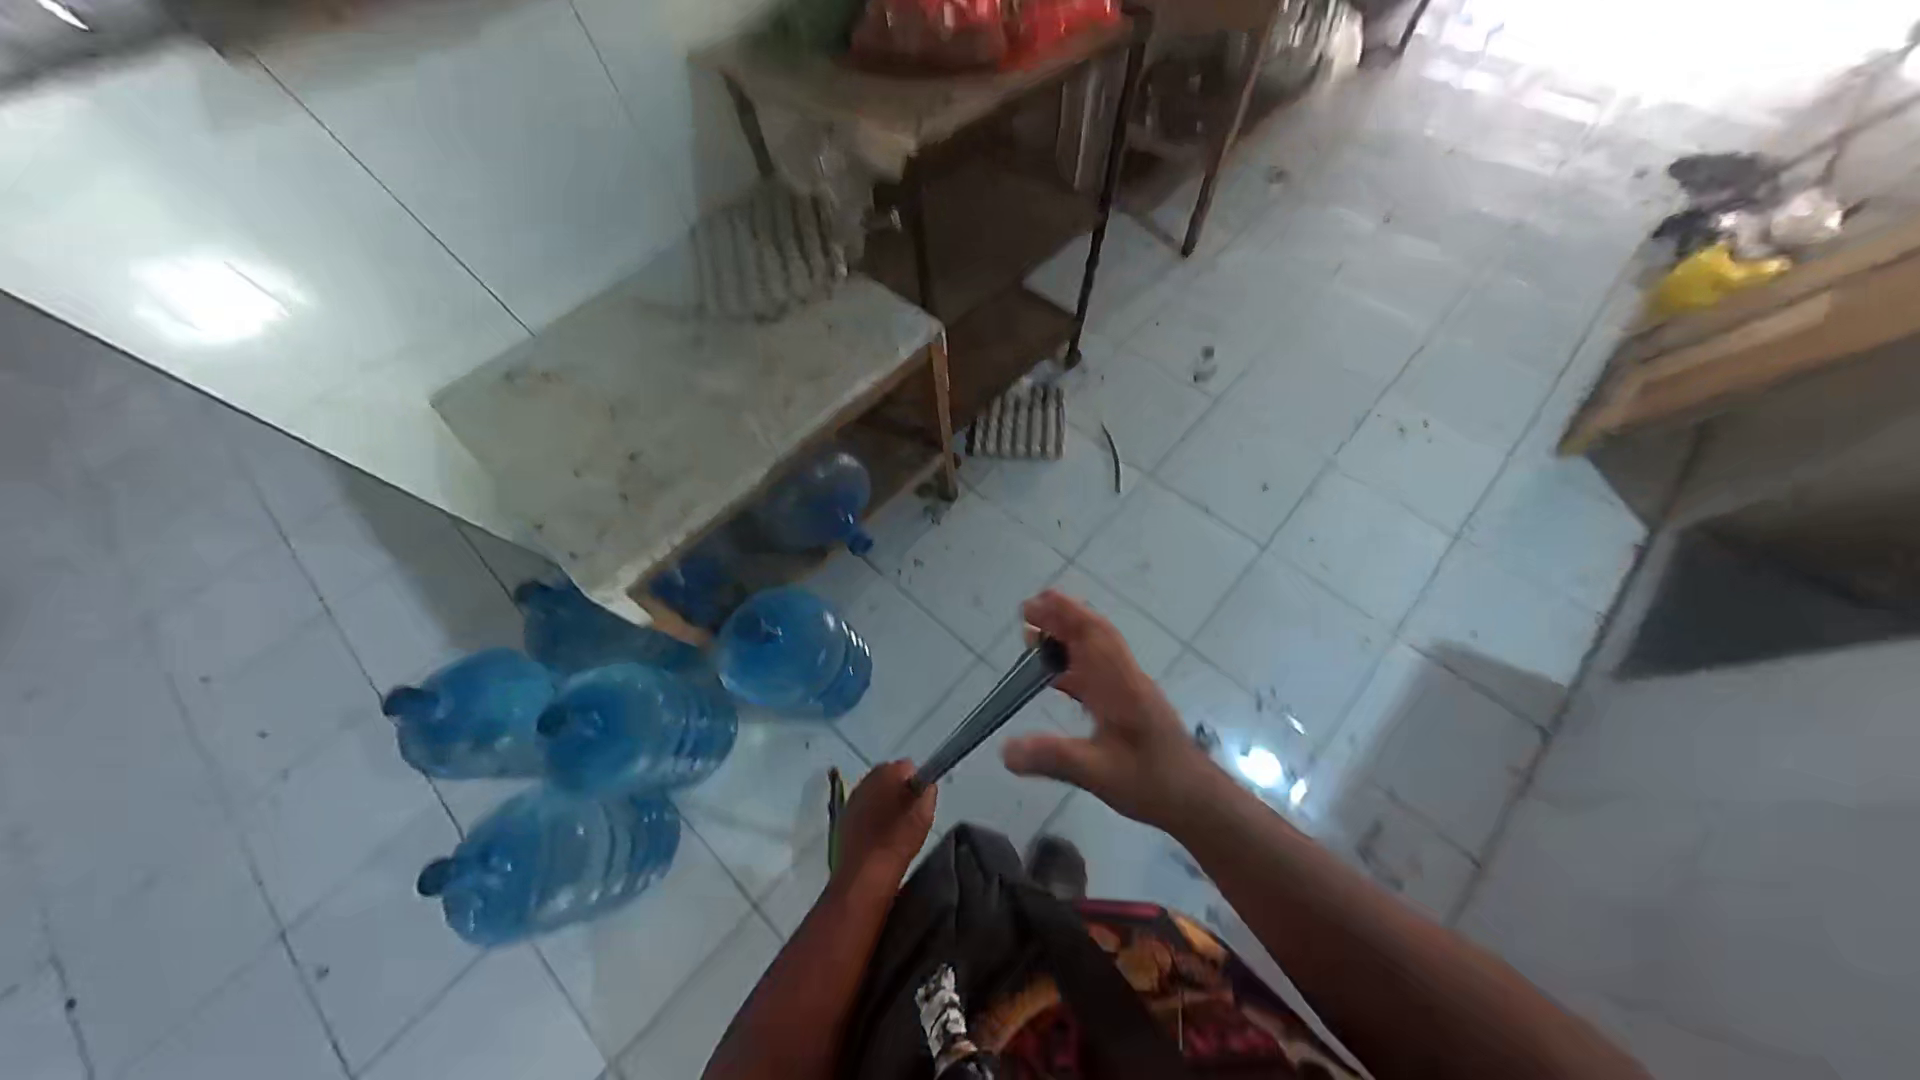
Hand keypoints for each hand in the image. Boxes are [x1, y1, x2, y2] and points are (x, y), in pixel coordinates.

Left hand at [832, 760, 935, 887]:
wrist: (864, 876)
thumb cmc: (897, 843)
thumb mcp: (923, 818)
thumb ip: (927, 795)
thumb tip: (926, 786)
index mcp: (886, 774)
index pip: (906, 766)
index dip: (916, 781)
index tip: (919, 799)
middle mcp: (865, 781)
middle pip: (887, 775)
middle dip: (898, 788)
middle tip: (909, 812)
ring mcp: (852, 799)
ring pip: (873, 791)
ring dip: (883, 800)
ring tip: (894, 825)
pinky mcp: (843, 817)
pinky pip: (862, 807)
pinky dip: (870, 814)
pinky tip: (878, 833)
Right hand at [1001, 590, 1218, 828]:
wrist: (1198, 800)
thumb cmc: (1153, 782)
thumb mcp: (1099, 774)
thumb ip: (1053, 758)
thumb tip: (1004, 751)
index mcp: (1120, 686)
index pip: (1092, 637)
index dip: (1064, 615)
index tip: (1035, 603)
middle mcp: (1126, 680)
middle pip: (1095, 636)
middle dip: (1063, 618)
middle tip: (1027, 612)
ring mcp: (1131, 692)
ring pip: (1097, 653)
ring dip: (1068, 639)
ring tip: (1034, 637)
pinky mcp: (1131, 706)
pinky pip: (1099, 672)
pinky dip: (1075, 665)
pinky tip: (1057, 678)